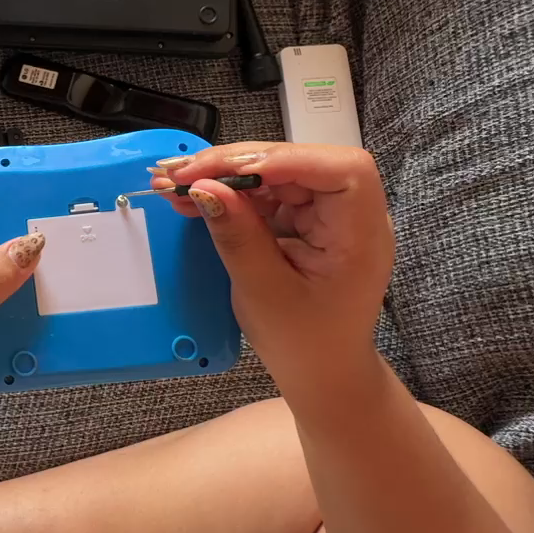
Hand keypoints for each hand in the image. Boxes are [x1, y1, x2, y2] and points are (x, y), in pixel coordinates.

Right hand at [155, 143, 394, 392]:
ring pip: (273, 173)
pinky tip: (191, 199)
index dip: (280, 159)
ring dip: (222, 176)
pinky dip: (226, 193)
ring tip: (173, 186)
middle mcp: (349, 213)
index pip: (338, 169)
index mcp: (359, 233)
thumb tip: (203, 188)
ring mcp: (325, 214)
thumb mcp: (263, 291)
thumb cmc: (303, 342)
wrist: (321, 373)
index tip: (221, 171)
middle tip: (179, 175)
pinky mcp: (303, 219)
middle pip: (296, 163)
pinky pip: (264, 193)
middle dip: (234, 164)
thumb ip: (236, 235)